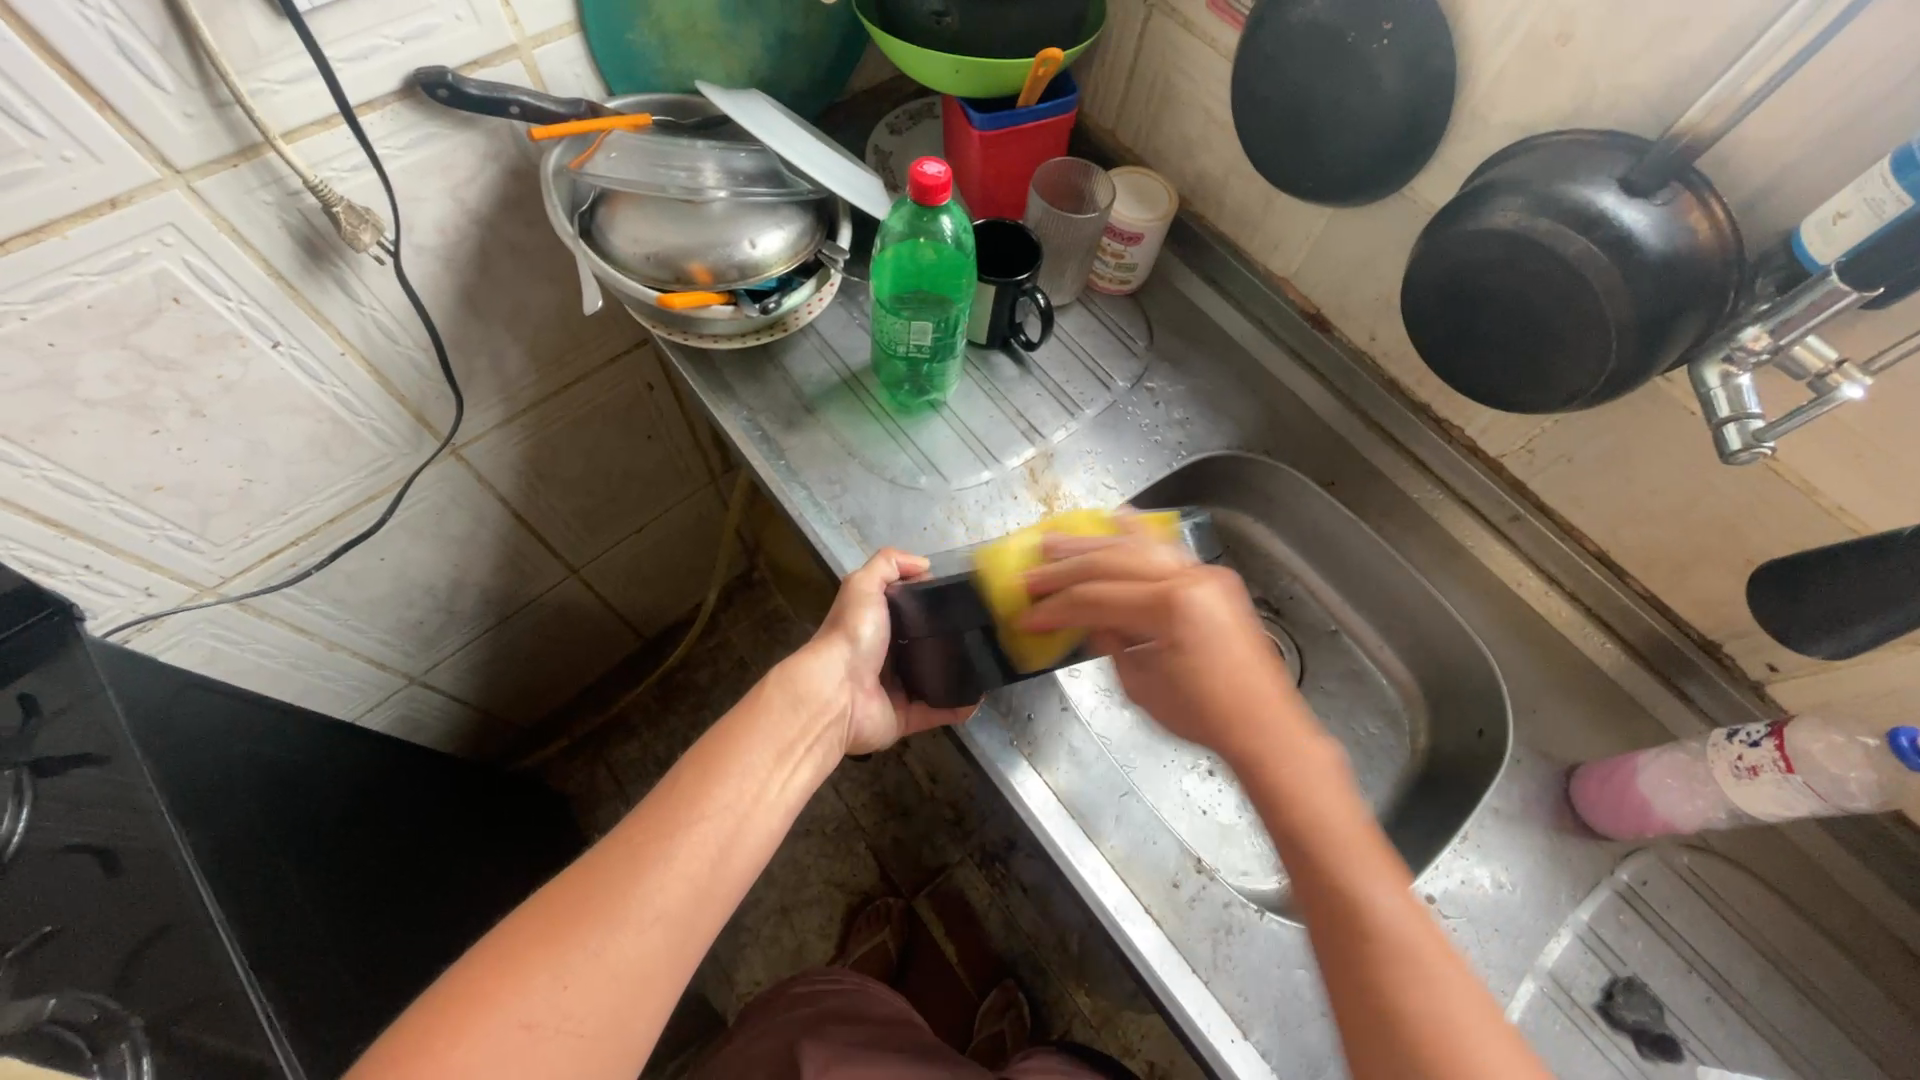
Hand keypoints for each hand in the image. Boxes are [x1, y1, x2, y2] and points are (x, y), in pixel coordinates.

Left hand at [801, 548, 976, 755]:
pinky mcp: (905, 716)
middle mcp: (884, 655)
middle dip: (947, 638)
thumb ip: (888, 564)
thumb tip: (924, 564)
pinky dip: (959, 706)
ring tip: (987, 661)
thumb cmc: (852, 634)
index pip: (906, 610)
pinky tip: (981, 695)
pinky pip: (937, 710)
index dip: (930, 602)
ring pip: (933, 678)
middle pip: (921, 644)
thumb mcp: (864, 585)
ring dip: (957, 673)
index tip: (962, 597)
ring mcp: (894, 688)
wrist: (837, 692)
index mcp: (875, 624)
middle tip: (981, 630)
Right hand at [1022, 524, 1313, 766]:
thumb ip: (1110, 642)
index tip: (1027, 615)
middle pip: (1110, 562)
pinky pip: (1167, 549)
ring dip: (1092, 543)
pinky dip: (1137, 535)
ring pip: (1137, 545)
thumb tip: (1090, 620)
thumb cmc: (1206, 717)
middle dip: (1064, 569)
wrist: (1264, 726)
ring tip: (1057, 539)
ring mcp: (1205, 574)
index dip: (1055, 607)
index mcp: (1170, 607)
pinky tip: (1118, 519)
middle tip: (1031, 574)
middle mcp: (1189, 579)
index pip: (1094, 597)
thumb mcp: (1141, 685)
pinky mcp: (1213, 580)